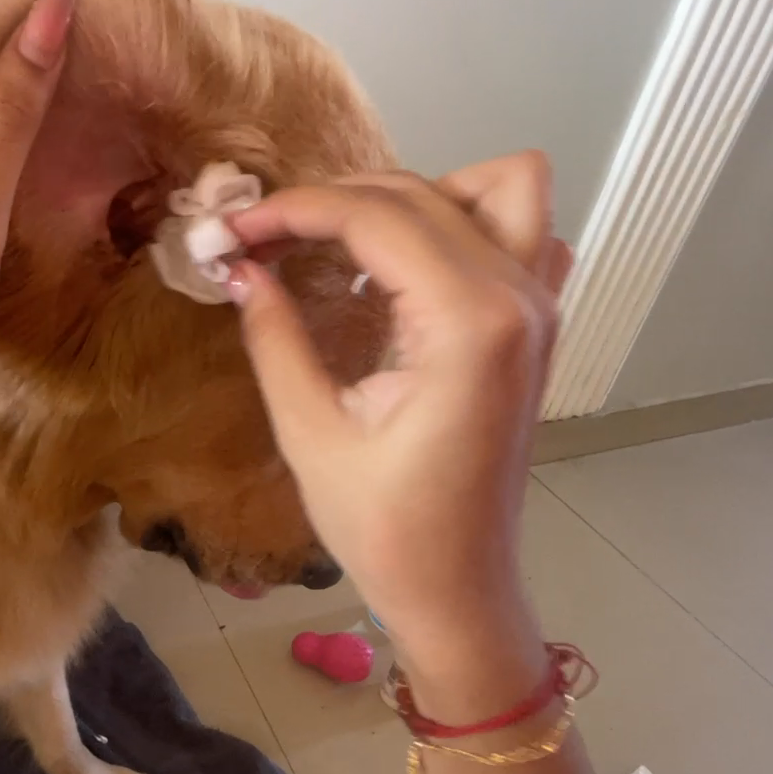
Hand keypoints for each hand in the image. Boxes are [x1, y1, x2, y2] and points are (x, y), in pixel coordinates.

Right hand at [225, 155, 572, 714]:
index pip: (376, 219)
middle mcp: (519, 296)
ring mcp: (541, 306)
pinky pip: (521, 231)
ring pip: (493, 187)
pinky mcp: (537, 326)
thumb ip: (275, 338)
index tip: (231, 230)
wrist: (456, 585)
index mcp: (467, 325)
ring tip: (341, 245)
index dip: (293, 211)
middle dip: (331, 203)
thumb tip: (238, 271)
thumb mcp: (311, 433)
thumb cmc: (382, 527)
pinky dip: (463, 223)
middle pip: (421, 194)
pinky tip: (407, 268)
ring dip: (410, 198)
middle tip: (261, 241)